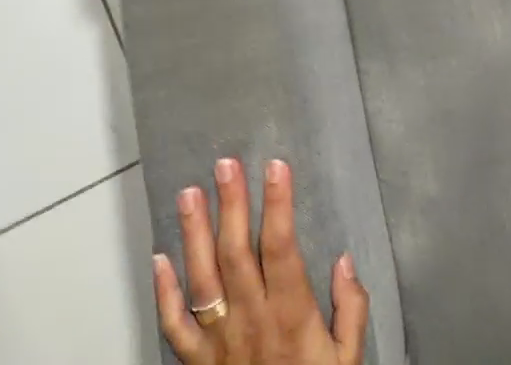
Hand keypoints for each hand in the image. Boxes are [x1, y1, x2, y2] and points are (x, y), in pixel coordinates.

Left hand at [152, 158, 369, 364]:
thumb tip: (344, 261)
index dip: (278, 205)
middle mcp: (250, 321)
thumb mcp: (349, 359)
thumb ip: (352, 309)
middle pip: (236, 253)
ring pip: (202, 279)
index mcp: (291, 315)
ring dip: (194, 234)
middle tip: (226, 165)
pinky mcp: (195, 363)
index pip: (282, 248)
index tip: (277, 167)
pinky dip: (163, 291)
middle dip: (232, 205)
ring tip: (190, 193)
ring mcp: (218, 342)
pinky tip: (159, 258)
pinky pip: (174, 324)